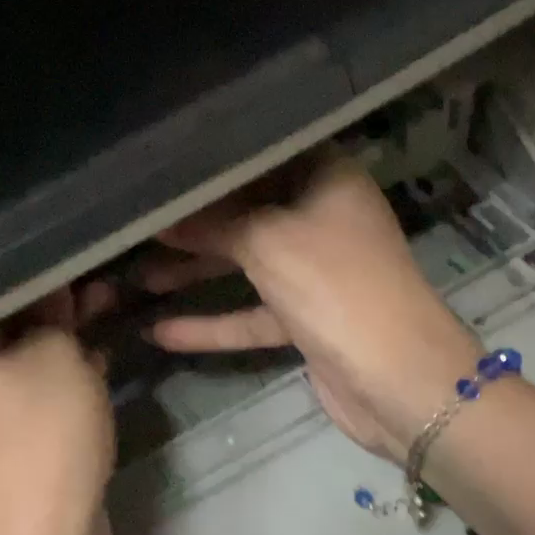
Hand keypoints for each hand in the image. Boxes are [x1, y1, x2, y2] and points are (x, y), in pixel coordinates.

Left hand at [0, 286, 116, 534]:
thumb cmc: (44, 434)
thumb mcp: (56, 357)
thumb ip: (54, 315)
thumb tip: (51, 286)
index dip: (25, 267)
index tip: (60, 246)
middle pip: (6, 322)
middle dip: (51, 300)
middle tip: (93, 274)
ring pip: (28, 355)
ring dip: (64, 333)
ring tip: (106, 300)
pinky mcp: (18, 438)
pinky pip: (41, 389)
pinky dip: (68, 370)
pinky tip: (100, 349)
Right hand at [145, 150, 479, 459]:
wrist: (399, 379)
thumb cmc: (333, 284)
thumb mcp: (265, 240)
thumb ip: (211, 224)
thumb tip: (161, 216)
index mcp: (326, 179)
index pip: (262, 155)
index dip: (213, 160)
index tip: (163, 161)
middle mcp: (322, 217)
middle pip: (247, 209)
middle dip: (193, 221)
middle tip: (138, 221)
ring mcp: (315, 271)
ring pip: (244, 262)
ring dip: (195, 271)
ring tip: (135, 276)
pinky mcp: (306, 317)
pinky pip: (251, 311)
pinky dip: (212, 321)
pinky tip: (161, 331)